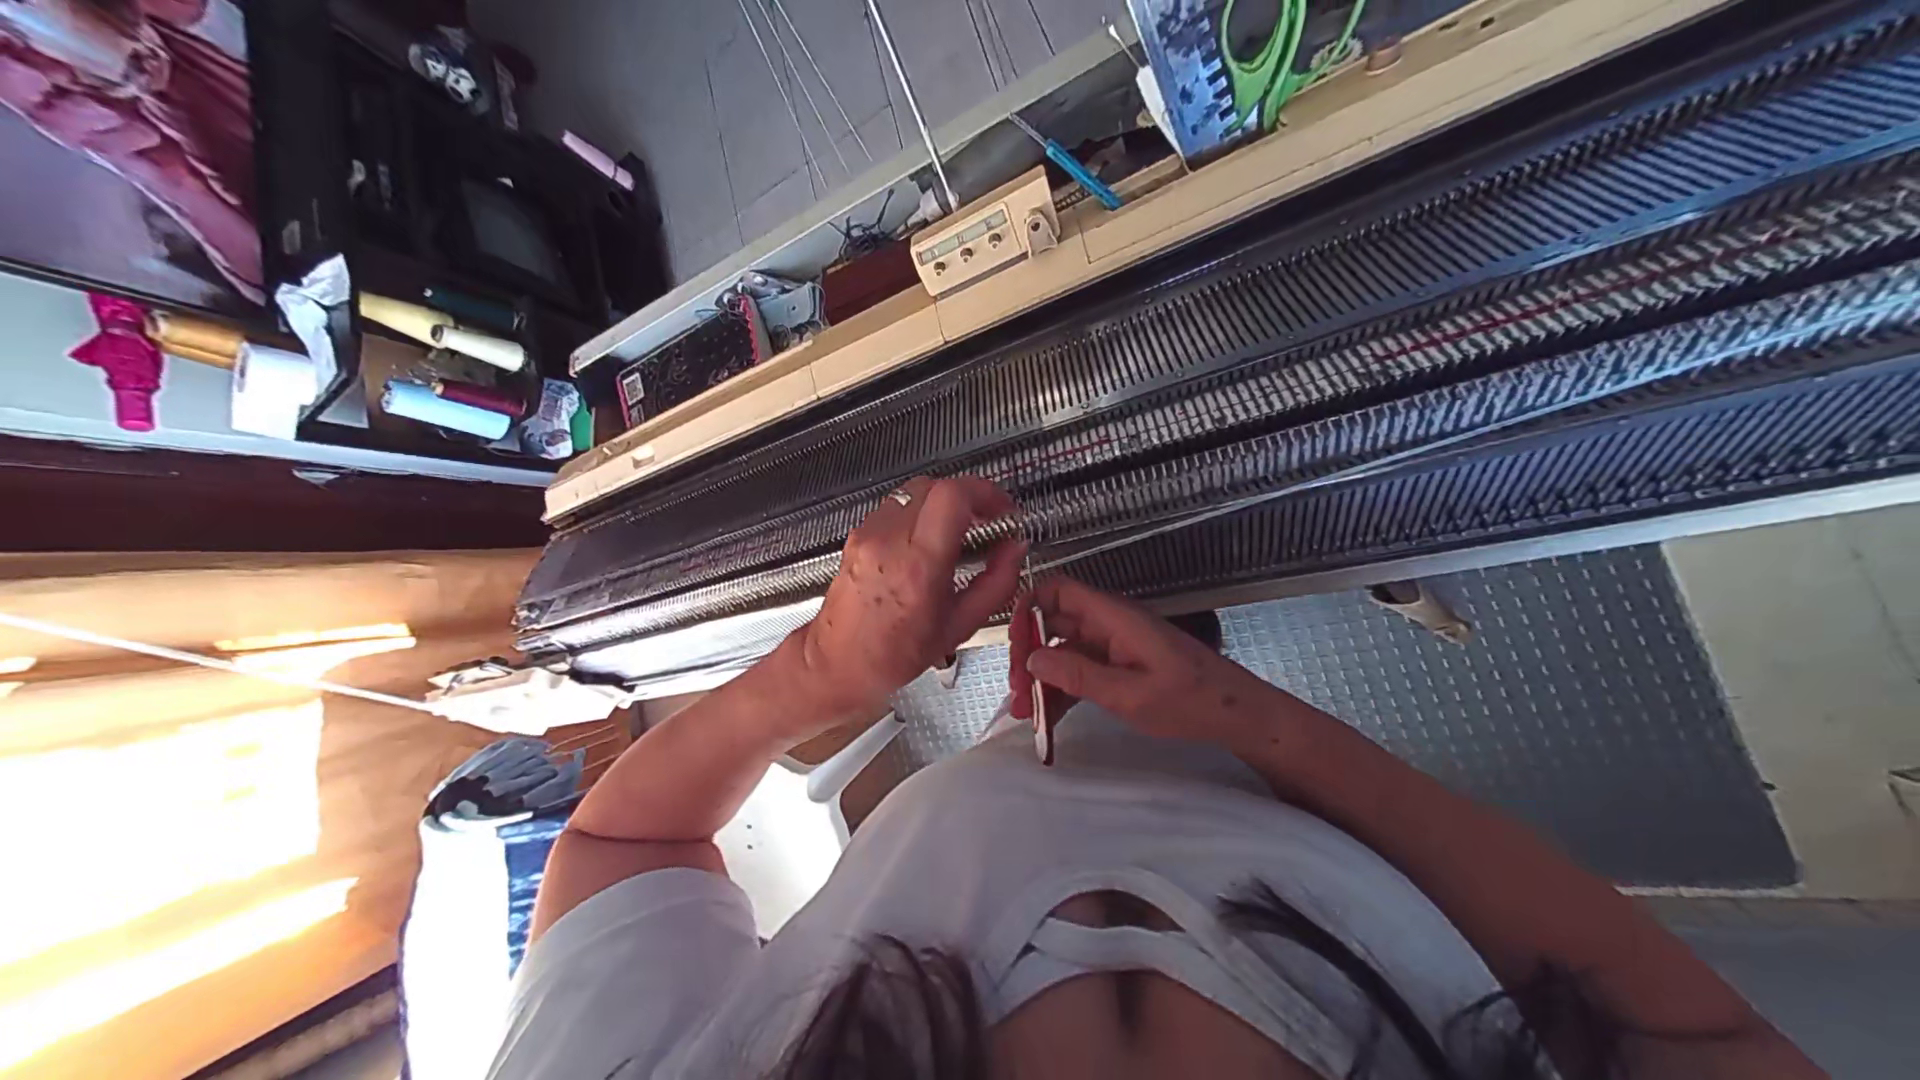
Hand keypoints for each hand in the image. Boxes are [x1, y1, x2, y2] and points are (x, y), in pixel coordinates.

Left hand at [795, 476, 1026, 718]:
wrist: (839, 662)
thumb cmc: (892, 652)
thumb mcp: (960, 625)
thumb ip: (997, 582)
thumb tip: (1014, 550)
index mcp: (918, 566)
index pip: (953, 496)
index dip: (985, 493)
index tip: (1000, 508)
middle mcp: (889, 542)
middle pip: (936, 485)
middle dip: (968, 496)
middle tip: (984, 519)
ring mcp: (868, 535)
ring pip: (914, 490)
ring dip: (942, 503)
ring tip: (957, 531)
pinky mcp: (858, 535)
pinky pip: (895, 506)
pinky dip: (919, 514)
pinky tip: (927, 540)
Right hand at [1009, 575, 1285, 746]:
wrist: (1235, 714)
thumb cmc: (1189, 701)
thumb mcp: (1130, 695)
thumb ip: (1078, 675)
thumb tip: (1031, 658)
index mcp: (1113, 617)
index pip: (1057, 591)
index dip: (1028, 610)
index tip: (1013, 647)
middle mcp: (1107, 623)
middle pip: (1051, 623)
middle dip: (1027, 654)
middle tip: (1016, 692)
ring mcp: (1111, 644)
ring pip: (1060, 650)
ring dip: (1039, 678)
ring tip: (1024, 713)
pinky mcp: (1116, 663)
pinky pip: (1077, 669)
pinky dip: (1060, 689)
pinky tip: (1046, 718)